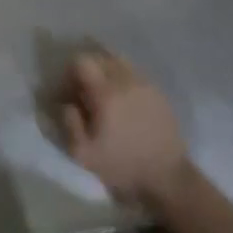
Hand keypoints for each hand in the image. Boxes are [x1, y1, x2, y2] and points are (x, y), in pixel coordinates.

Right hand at [60, 51, 190, 205]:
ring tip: (102, 94)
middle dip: (86, 69)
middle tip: (82, 93)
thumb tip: (65, 102)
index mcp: (106, 93)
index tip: (67, 93)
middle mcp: (127, 81)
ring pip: (119, 61)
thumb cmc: (121, 165)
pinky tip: (122, 101)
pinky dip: (122, 78)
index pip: (82, 61)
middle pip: (100, 56)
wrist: (166, 176)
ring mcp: (146, 84)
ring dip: (105, 71)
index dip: (69, 73)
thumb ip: (69, 121)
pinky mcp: (158, 92)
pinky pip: (135, 73)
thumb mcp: (83, 152)